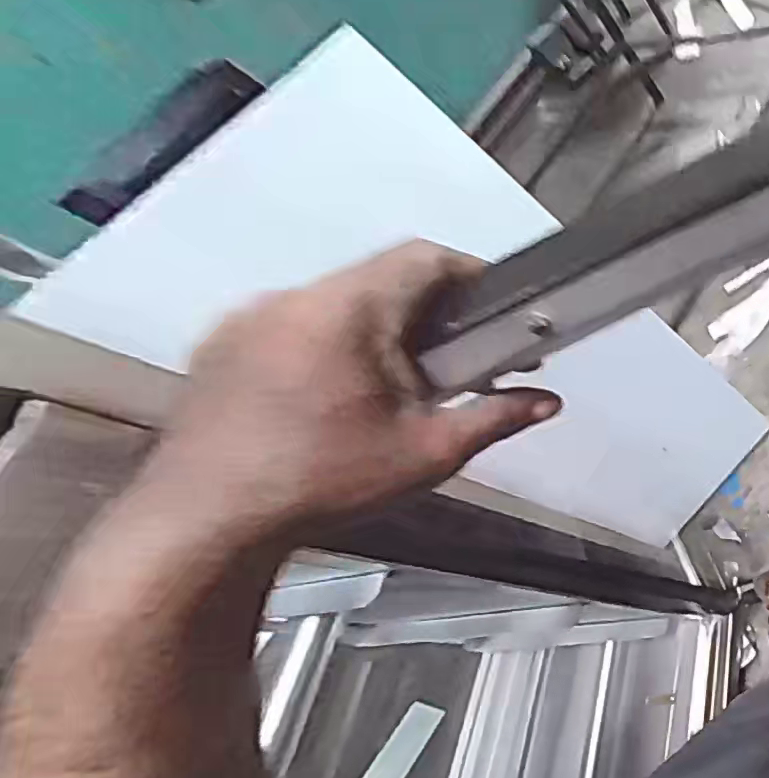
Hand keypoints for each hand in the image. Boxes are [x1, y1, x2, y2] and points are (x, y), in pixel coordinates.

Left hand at [134, 241, 560, 547]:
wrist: (209, 518)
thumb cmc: (332, 478)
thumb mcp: (435, 450)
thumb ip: (497, 415)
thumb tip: (550, 402)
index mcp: (346, 314)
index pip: (422, 259)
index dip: (475, 274)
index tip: (506, 309)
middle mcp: (292, 300)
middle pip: (385, 279)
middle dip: (441, 311)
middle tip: (477, 356)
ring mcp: (249, 319)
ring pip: (345, 301)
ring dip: (396, 327)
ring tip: (423, 379)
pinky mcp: (227, 344)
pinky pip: (306, 321)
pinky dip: (350, 340)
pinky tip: (365, 390)